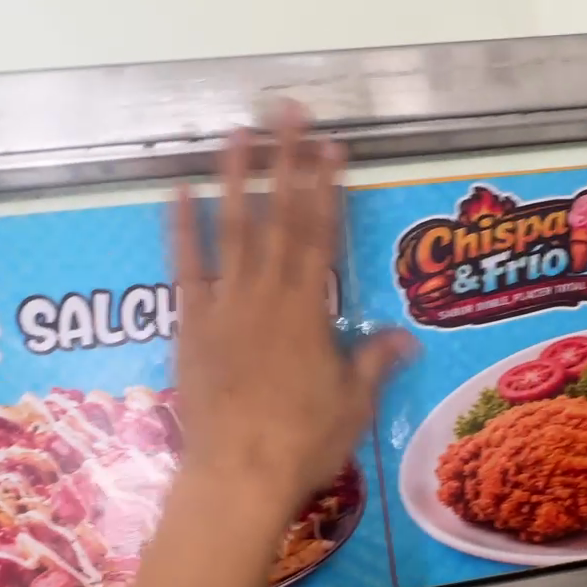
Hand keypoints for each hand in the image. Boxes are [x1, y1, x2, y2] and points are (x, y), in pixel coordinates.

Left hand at [171, 103, 411, 519]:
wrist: (238, 475)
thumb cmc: (303, 444)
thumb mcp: (353, 406)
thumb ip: (375, 363)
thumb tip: (408, 337)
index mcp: (309, 314)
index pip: (322, 237)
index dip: (327, 188)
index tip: (331, 146)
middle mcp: (267, 297)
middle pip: (280, 219)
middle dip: (286, 162)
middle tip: (288, 111)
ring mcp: (225, 307)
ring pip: (232, 231)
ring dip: (236, 178)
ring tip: (237, 132)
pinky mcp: (191, 326)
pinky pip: (186, 268)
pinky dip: (181, 229)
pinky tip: (178, 193)